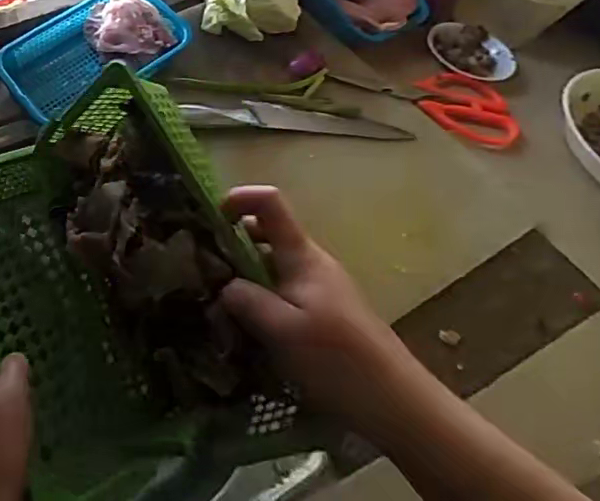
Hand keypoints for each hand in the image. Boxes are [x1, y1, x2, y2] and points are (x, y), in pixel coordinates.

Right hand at [217, 186, 428, 446]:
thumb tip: (223, 284)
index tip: (211, 218)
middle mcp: (310, 261)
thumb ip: (248, 302)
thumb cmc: (339, 359)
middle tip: (204, 269)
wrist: (395, 401)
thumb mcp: (283, 331)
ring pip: (271, 265)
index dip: (240, 198)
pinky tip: (247, 330)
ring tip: (218, 304)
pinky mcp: (321, 312)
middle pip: (266, 233)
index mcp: (301, 254)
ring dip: (244, 276)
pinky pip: (282, 291)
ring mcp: (318, 286)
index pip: (270, 202)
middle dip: (233, 244)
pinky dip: (260, 299)